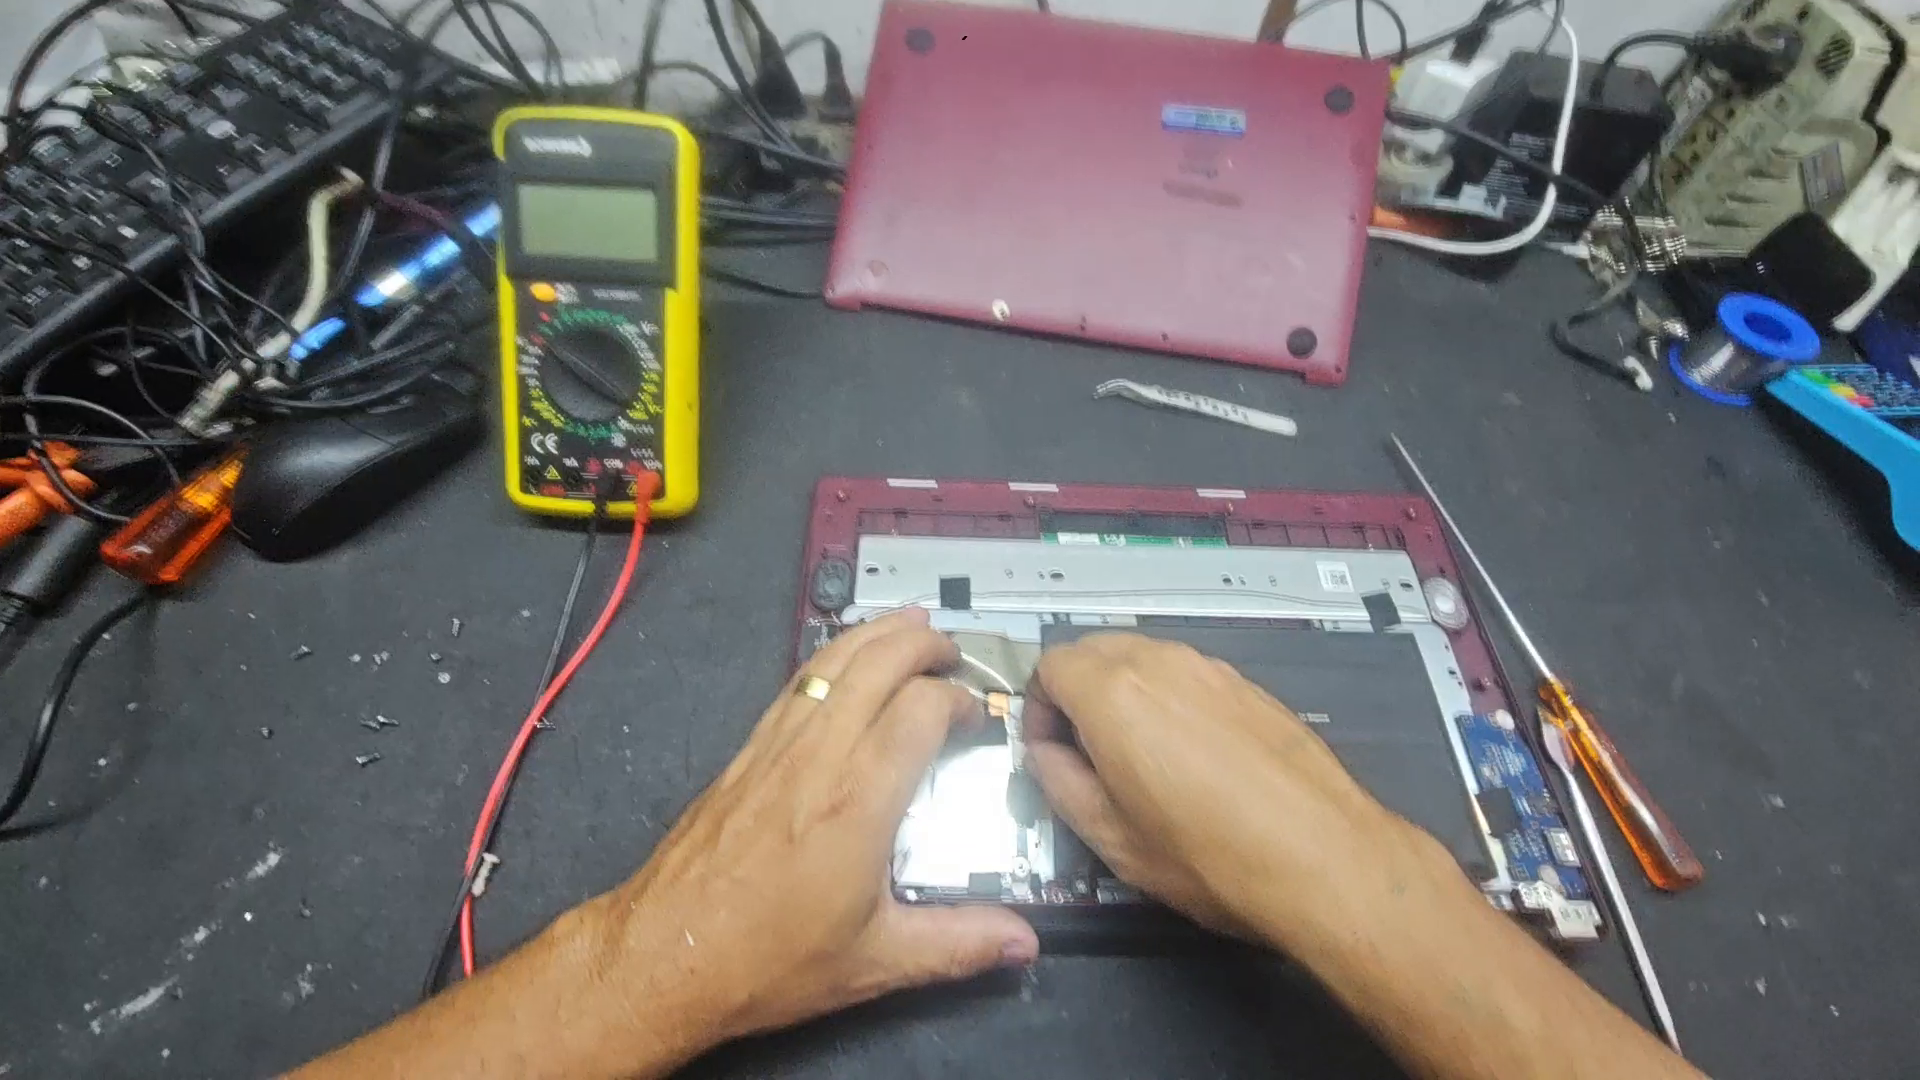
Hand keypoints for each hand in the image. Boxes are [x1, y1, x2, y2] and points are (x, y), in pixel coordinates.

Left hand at [590, 608, 1038, 1063]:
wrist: (663, 955)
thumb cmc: (771, 960)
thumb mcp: (876, 963)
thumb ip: (959, 945)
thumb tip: (1027, 944)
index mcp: (860, 799)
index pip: (921, 710)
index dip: (959, 700)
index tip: (974, 719)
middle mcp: (821, 754)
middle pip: (879, 663)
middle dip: (924, 644)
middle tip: (953, 653)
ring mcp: (779, 742)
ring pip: (835, 660)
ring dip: (879, 632)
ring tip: (912, 620)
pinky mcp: (750, 745)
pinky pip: (801, 680)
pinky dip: (835, 652)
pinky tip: (848, 653)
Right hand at [1023, 633, 1453, 950]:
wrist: (1327, 859)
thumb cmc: (1208, 855)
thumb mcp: (1109, 837)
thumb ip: (1057, 781)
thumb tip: (1047, 754)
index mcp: (1112, 692)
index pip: (1049, 666)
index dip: (1037, 709)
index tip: (1049, 752)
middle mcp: (1157, 662)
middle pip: (1091, 650)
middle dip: (1073, 692)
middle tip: (1084, 750)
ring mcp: (1206, 667)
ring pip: (1138, 656)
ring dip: (1119, 690)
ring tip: (1138, 752)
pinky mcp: (1244, 682)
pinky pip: (1182, 673)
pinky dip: (1164, 695)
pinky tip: (1190, 752)